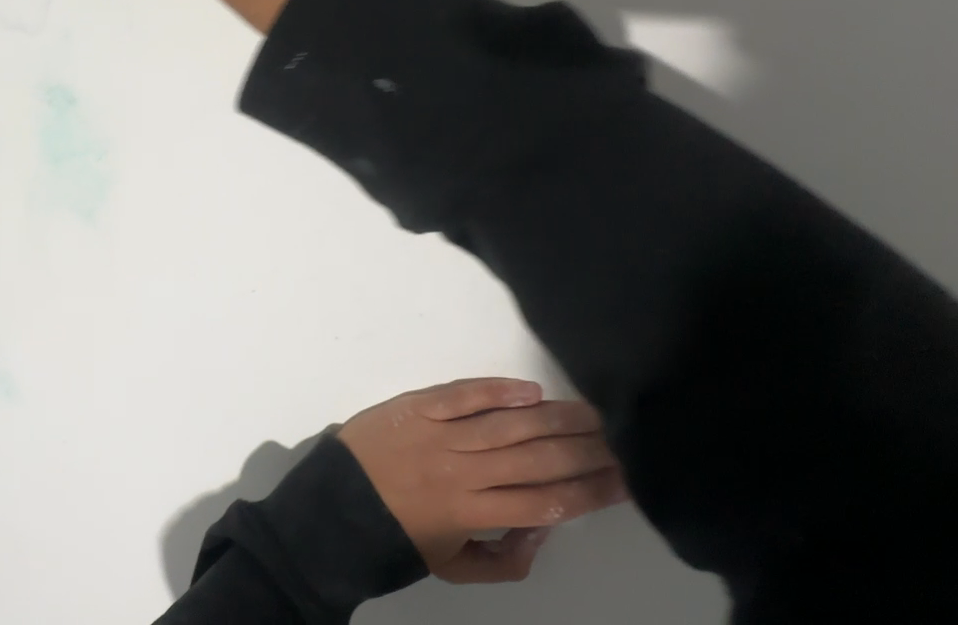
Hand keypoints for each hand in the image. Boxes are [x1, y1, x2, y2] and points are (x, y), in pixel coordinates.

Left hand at [338, 378, 627, 583]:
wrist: (331, 506)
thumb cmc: (395, 536)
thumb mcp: (453, 568)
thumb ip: (505, 557)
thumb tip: (544, 528)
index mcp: (473, 514)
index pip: (547, 502)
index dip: (591, 491)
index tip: (626, 480)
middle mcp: (462, 473)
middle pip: (536, 459)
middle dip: (585, 451)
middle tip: (621, 440)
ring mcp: (437, 436)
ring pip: (507, 425)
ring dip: (553, 418)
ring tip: (590, 413)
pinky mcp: (415, 407)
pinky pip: (461, 395)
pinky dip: (496, 391)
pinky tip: (530, 390)